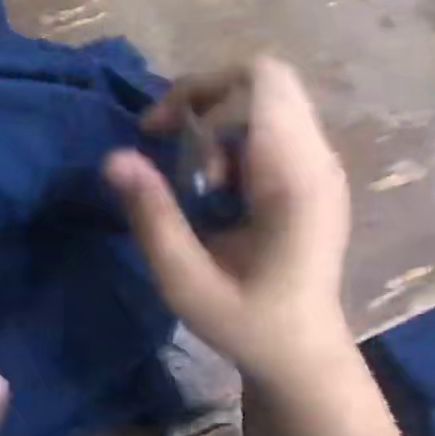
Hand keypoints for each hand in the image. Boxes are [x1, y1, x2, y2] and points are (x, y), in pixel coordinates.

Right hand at [104, 57, 352, 376]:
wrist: (304, 355)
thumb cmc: (246, 324)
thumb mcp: (185, 280)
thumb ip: (152, 215)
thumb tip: (113, 158)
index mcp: (295, 179)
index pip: (261, 80)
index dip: (199, 87)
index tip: (157, 132)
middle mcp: (318, 159)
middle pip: (261, 82)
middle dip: (201, 104)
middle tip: (167, 150)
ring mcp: (321, 166)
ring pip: (263, 103)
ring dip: (214, 128)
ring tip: (197, 184)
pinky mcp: (313, 176)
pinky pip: (268, 127)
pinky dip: (229, 142)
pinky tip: (215, 190)